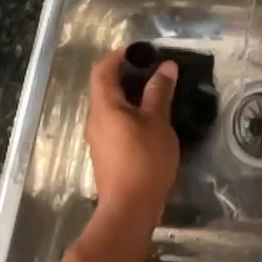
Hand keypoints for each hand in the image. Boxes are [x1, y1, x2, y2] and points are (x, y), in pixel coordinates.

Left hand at [86, 51, 179, 220]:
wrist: (129, 210)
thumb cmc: (143, 160)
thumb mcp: (157, 122)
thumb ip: (160, 92)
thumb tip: (165, 66)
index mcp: (104, 106)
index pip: (103, 69)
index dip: (119, 55)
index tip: (142, 52)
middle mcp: (96, 119)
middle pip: (106, 86)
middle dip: (129, 74)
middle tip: (156, 70)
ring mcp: (99, 138)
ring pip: (112, 106)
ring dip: (132, 94)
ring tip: (159, 92)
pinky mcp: (107, 153)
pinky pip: (116, 122)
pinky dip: (131, 112)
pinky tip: (153, 119)